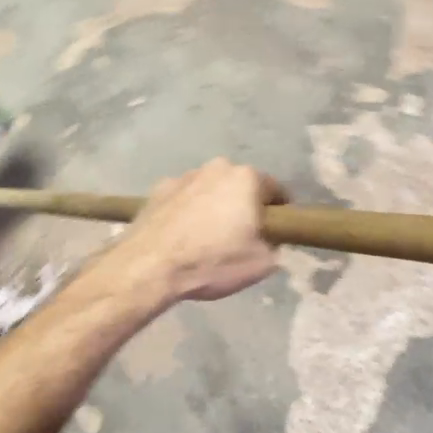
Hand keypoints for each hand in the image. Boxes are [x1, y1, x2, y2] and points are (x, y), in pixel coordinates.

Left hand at [110, 159, 285, 302]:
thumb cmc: (213, 260)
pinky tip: (182, 235)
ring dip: (215, 206)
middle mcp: (217, 167)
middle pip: (241, 186)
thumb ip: (276, 246)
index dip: (281, 213)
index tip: (276, 232)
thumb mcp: (262, 263)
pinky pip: (185, 198)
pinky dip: (188, 210)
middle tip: (241, 237)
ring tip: (207, 238)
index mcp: (247, 178)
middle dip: (244, 206)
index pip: (276, 190)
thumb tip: (270, 240)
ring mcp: (185, 175)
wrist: (151, 266)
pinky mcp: (159, 188)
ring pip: (211, 189)